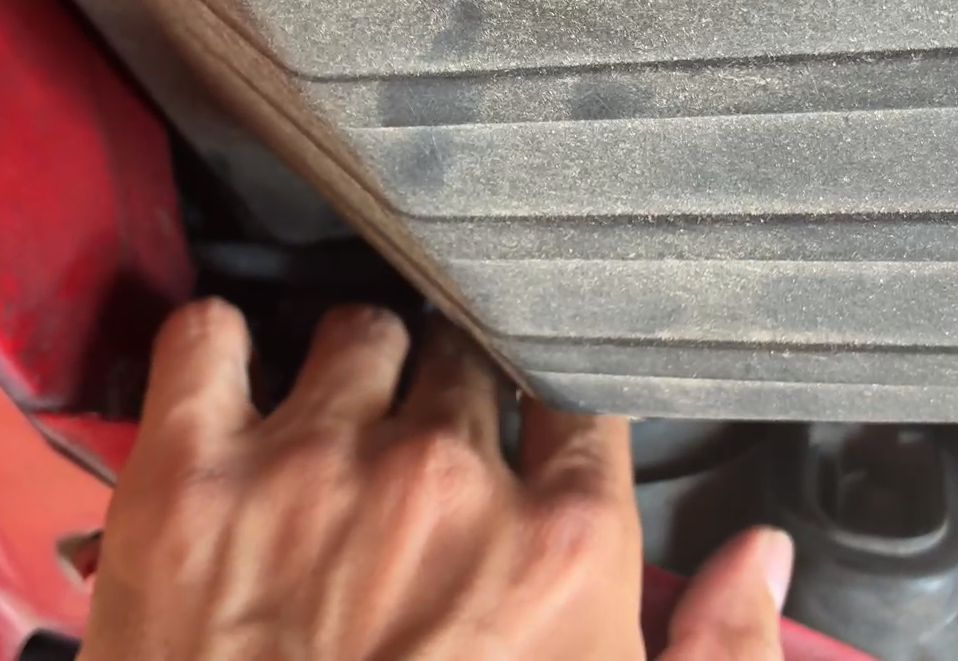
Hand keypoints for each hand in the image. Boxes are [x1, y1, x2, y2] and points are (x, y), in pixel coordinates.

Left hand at [79, 298, 792, 659]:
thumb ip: (716, 658)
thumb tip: (767, 556)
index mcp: (554, 544)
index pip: (570, 391)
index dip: (544, 395)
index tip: (521, 411)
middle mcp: (440, 481)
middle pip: (459, 352)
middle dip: (447, 391)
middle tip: (417, 442)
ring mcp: (311, 468)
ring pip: (356, 330)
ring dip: (352, 368)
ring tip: (333, 425)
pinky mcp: (191, 481)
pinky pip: (208, 338)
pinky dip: (217, 345)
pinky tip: (230, 376)